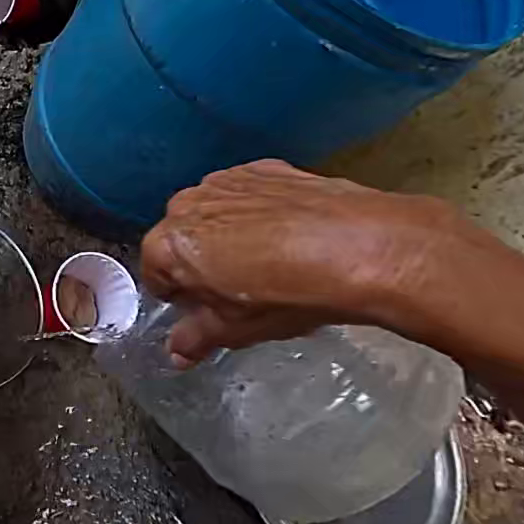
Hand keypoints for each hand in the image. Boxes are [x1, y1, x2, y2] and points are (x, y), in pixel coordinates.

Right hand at [140, 160, 488, 365]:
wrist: (367, 248)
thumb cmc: (288, 294)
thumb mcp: (236, 329)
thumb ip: (194, 339)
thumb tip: (176, 355)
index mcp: (166, 246)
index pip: (156, 278)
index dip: (182, 298)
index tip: (210, 308)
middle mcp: (184, 206)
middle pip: (180, 242)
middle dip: (200, 262)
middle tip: (240, 287)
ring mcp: (223, 181)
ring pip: (211, 215)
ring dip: (225, 234)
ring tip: (270, 259)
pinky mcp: (262, 167)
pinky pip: (244, 195)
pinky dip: (256, 211)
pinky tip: (289, 233)